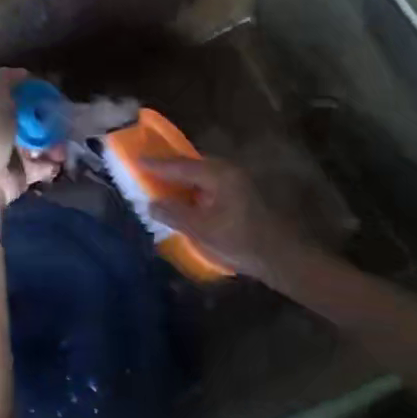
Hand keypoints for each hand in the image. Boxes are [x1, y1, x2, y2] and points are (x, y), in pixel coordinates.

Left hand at [0, 68, 60, 204]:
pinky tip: (56, 161)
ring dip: (54, 144)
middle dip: (49, 121)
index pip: (13, 98)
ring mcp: (12, 155)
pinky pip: (43, 166)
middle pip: (31, 121)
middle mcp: (0, 132)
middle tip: (63, 120)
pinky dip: (52, 164)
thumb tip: (21, 71)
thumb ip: (6, 82)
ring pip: (40, 144)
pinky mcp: (23, 176)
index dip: (32, 94)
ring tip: (61, 147)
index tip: (50, 93)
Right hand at [142, 157, 302, 279]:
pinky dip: (194, 189)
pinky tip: (185, 200)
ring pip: (202, 176)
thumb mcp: (201, 229)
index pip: (180, 165)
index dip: (157, 165)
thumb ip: (174, 214)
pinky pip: (210, 185)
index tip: (136, 160)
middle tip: (148, 171)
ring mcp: (237, 182)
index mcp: (218, 174)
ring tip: (162, 185)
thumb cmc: (240, 240)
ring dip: (183, 180)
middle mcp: (228, 171)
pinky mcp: (241, 195)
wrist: (280, 257)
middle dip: (170, 169)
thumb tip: (151, 203)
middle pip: (192, 166)